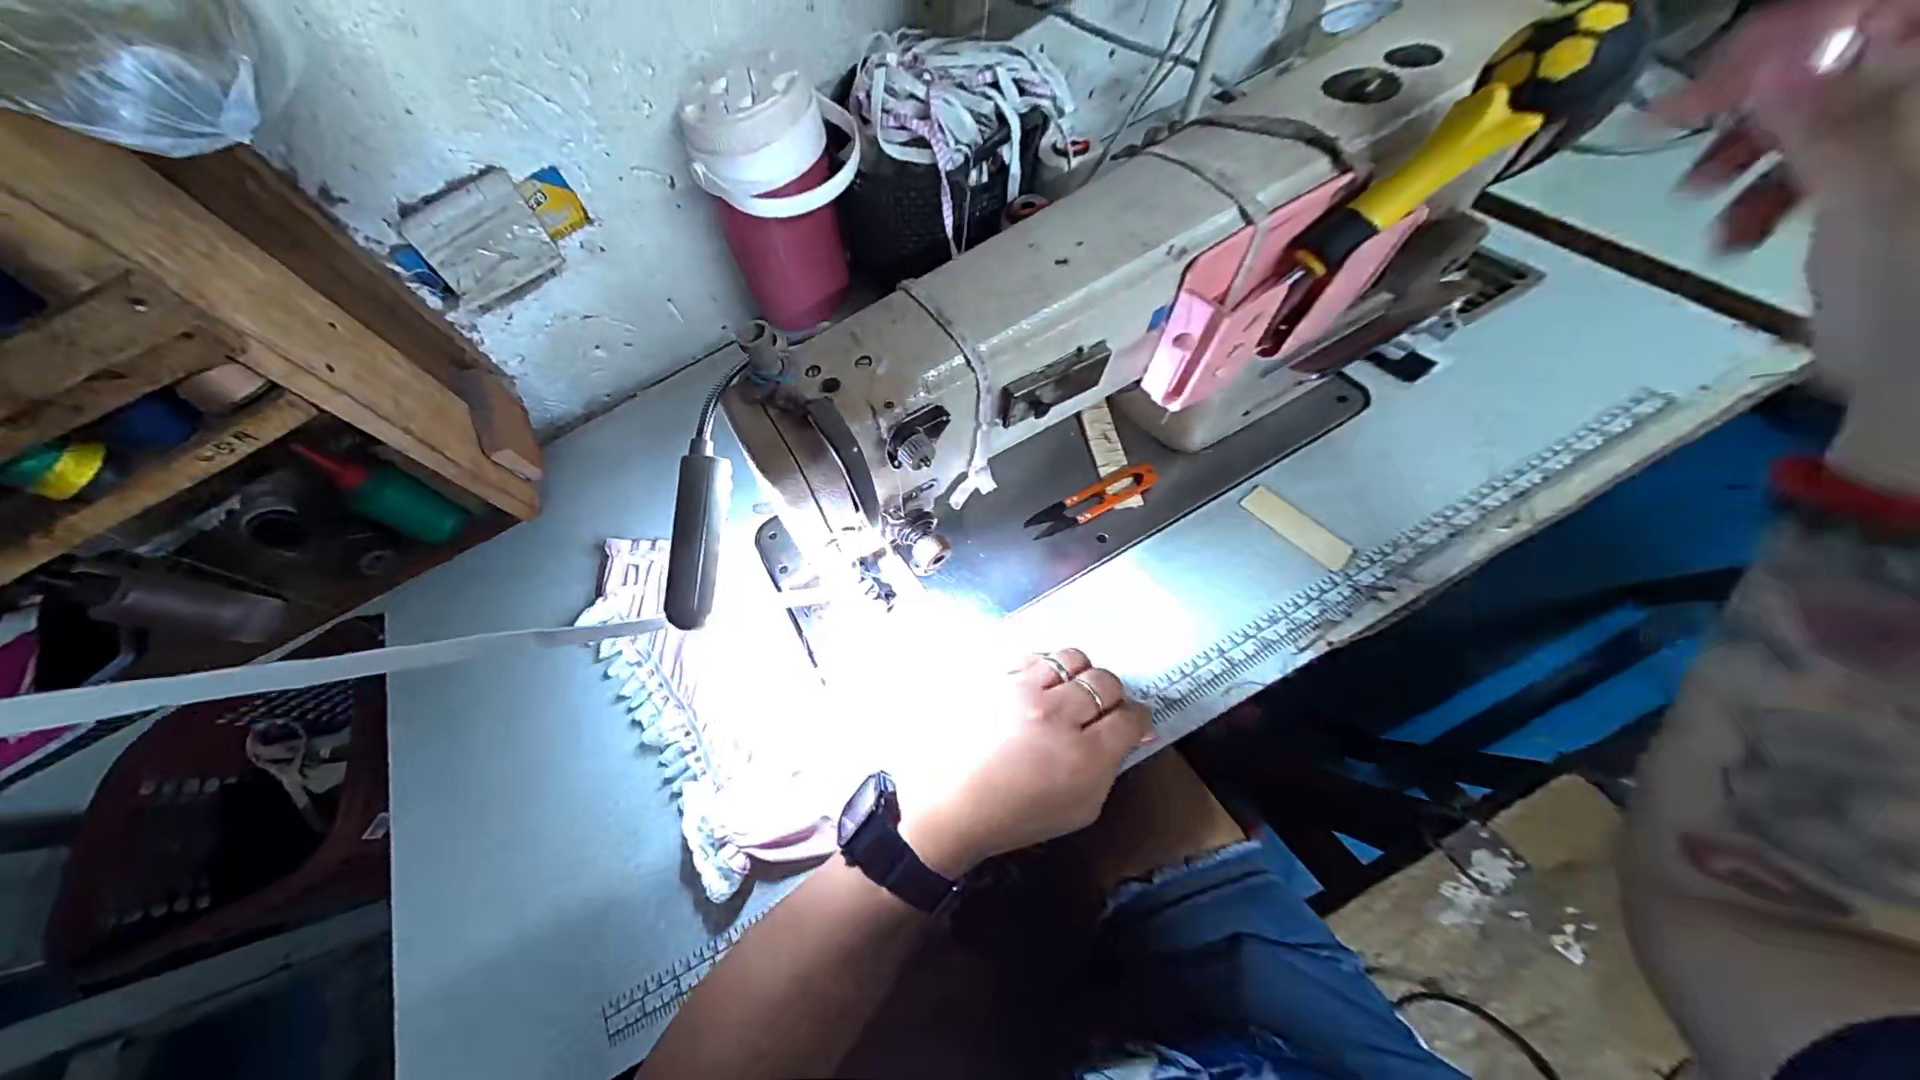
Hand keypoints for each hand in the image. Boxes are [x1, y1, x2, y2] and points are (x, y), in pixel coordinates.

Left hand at [899, 649, 1153, 877]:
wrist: (956, 803)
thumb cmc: (1021, 813)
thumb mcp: (1081, 807)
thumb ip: (1111, 766)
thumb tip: (1131, 733)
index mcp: (1083, 755)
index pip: (1130, 716)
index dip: (1136, 718)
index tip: (1129, 721)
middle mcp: (1056, 715)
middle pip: (1105, 681)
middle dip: (1111, 695)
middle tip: (1099, 709)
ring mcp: (1023, 691)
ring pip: (1072, 658)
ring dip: (1079, 674)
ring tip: (1069, 691)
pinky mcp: (997, 679)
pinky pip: (1036, 657)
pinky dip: (1046, 668)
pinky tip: (1040, 686)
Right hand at [1663, 0, 1919, 492]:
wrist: (1916, 385)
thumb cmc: (1914, 300)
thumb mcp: (1874, 204)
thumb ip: (1834, 122)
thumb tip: (1779, 58)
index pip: (1899, 7)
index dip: (1806, 29)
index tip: (1713, 77)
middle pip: (1857, 50)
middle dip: (1762, 90)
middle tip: (1681, 128)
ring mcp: (1915, 144)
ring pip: (1826, 104)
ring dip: (1749, 148)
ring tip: (1701, 197)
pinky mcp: (1881, 184)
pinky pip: (1816, 157)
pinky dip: (1762, 187)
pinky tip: (1733, 225)